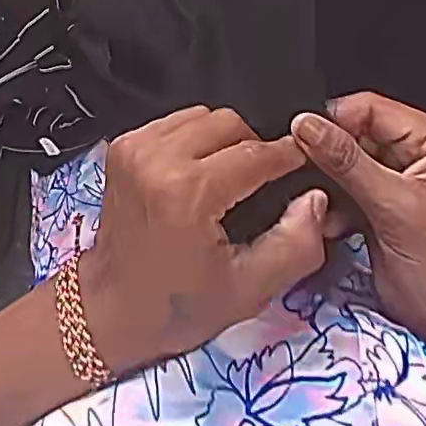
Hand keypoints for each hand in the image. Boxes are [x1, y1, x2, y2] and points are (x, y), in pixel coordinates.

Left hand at [77, 106, 329, 373]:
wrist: (109, 310)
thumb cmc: (176, 306)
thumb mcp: (249, 289)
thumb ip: (295, 244)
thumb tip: (316, 198)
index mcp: (186, 192)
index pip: (256, 153)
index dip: (288, 156)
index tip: (305, 162)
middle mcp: (157, 159)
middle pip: (231, 123)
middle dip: (255, 147)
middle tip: (262, 180)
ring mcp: (135, 147)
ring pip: (204, 115)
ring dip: (225, 139)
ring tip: (229, 175)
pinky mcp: (124, 145)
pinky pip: (177, 121)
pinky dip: (197, 139)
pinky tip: (200, 169)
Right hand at [292, 93, 425, 368]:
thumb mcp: (398, 210)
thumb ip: (347, 162)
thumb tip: (307, 124)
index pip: (371, 108)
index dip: (334, 120)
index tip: (299, 137)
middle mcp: (419, 156)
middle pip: (355, 135)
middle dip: (328, 156)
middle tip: (306, 176)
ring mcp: (400, 186)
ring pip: (346, 165)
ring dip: (328, 185)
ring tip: (321, 206)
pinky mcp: (384, 212)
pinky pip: (346, 193)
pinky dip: (334, 207)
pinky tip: (331, 224)